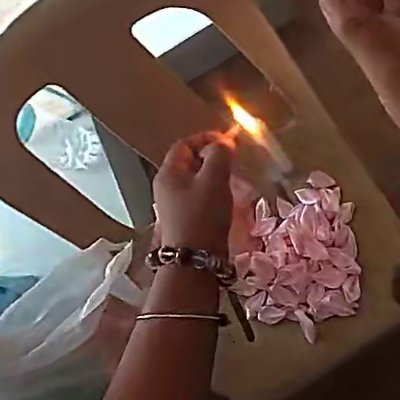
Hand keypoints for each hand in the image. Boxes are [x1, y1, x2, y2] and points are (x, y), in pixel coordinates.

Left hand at [152, 132, 234, 250]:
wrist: (195, 261)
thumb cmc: (203, 215)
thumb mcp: (214, 180)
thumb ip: (219, 155)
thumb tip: (223, 142)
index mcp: (168, 173)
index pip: (184, 144)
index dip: (206, 137)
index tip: (228, 141)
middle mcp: (166, 187)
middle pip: (188, 161)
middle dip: (211, 156)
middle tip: (233, 159)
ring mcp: (173, 205)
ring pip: (195, 180)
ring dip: (214, 175)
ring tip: (234, 178)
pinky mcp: (183, 220)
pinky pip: (198, 197)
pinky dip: (212, 191)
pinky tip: (226, 198)